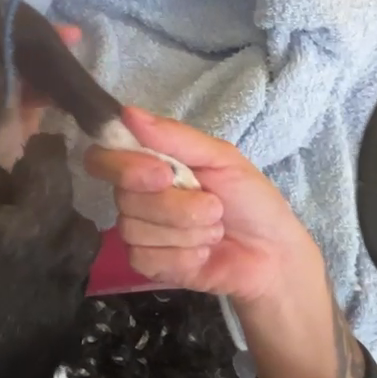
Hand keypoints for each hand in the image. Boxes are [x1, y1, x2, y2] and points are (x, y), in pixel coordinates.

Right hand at [82, 106, 321, 304]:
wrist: (273, 255)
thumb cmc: (250, 200)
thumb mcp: (221, 158)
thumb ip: (174, 136)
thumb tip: (128, 112)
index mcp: (147, 162)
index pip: (103, 158)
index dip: (124, 167)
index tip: (162, 174)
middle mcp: (135, 195)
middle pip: (124, 198)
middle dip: (175, 205)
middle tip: (212, 206)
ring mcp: (138, 231)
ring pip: (135, 229)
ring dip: (186, 231)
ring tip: (213, 231)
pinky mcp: (146, 265)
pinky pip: (145, 258)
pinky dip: (182, 256)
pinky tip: (202, 254)